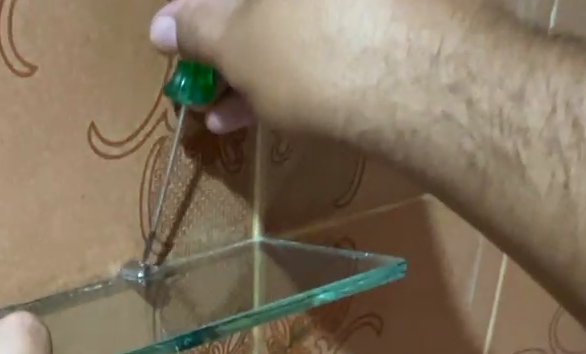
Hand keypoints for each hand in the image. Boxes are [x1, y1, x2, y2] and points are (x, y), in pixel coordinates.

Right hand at [150, 0, 498, 137]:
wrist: (424, 81)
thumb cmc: (314, 53)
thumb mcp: (238, 44)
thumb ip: (197, 29)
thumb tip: (160, 24)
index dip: (198, 12)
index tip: (180, 42)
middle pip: (261, 2)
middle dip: (226, 38)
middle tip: (202, 82)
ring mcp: (366, 1)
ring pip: (295, 17)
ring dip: (251, 60)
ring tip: (223, 111)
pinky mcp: (396, 19)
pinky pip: (327, 29)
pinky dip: (290, 63)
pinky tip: (263, 105)